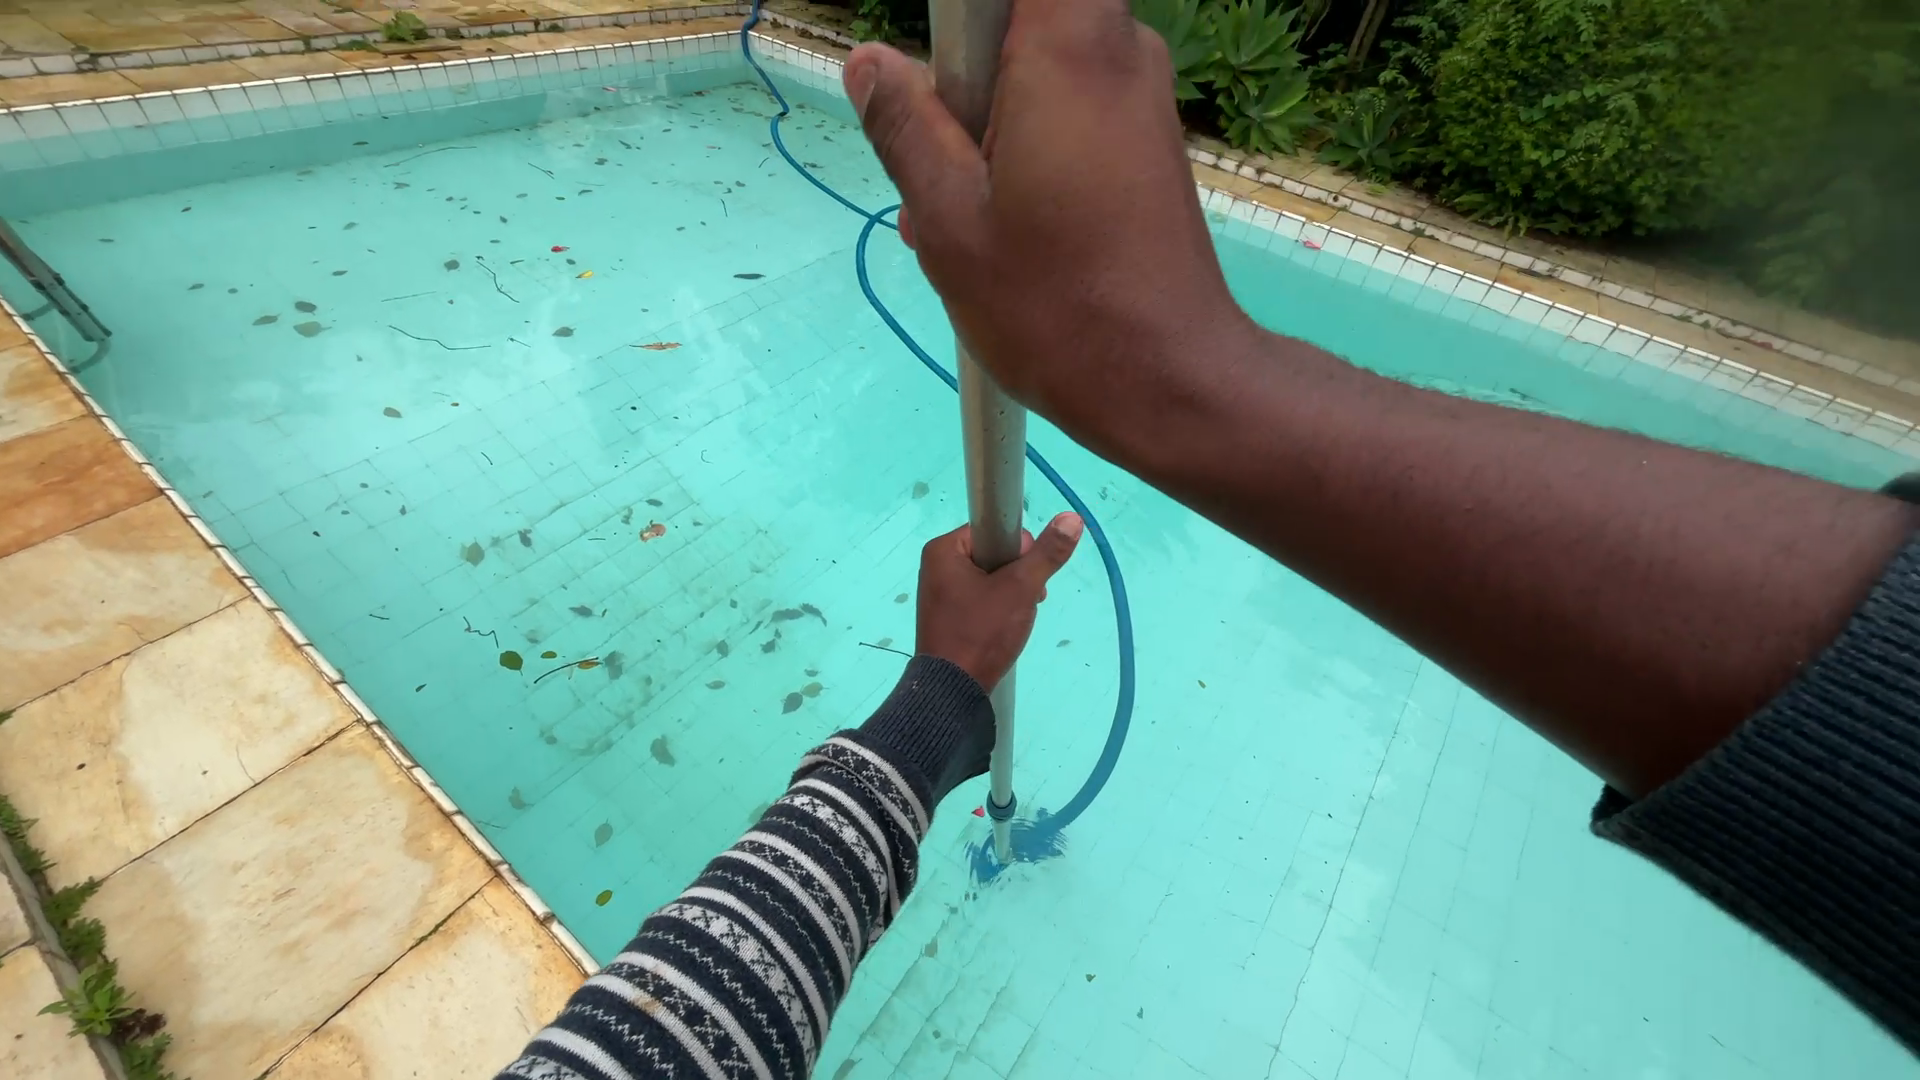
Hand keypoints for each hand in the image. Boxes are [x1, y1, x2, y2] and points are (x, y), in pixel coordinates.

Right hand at [843, 0, 1259, 454]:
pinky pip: (1070, 125)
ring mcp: (1143, 102)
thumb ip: (904, 130)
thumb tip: (870, 64)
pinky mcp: (1150, 151)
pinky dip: (1029, 168)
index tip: (944, 94)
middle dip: (960, 100)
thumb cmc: (1054, 307)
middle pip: (1011, 32)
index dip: (959, 29)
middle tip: (938, 192)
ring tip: (969, 239)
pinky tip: (1013, 243)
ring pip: (1036, 86)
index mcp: (1068, 40)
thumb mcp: (950, 224)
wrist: (1168, 385)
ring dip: (986, 148)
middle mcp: (1119, 47)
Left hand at [917, 513, 1083, 687]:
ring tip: (1017, 618)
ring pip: (990, 579)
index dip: (1018, 549)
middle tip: (1028, 600)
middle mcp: (935, 566)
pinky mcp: (946, 616)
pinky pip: (979, 599)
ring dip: (1011, 595)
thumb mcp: (1020, 589)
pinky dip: (997, 609)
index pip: (993, 530)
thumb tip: (1072, 518)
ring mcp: (939, 593)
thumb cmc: (982, 632)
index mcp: (943, 549)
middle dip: (1017, 577)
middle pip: (993, 555)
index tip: (1028, 575)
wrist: (953, 691)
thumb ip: (1047, 554)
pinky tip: (1004, 628)